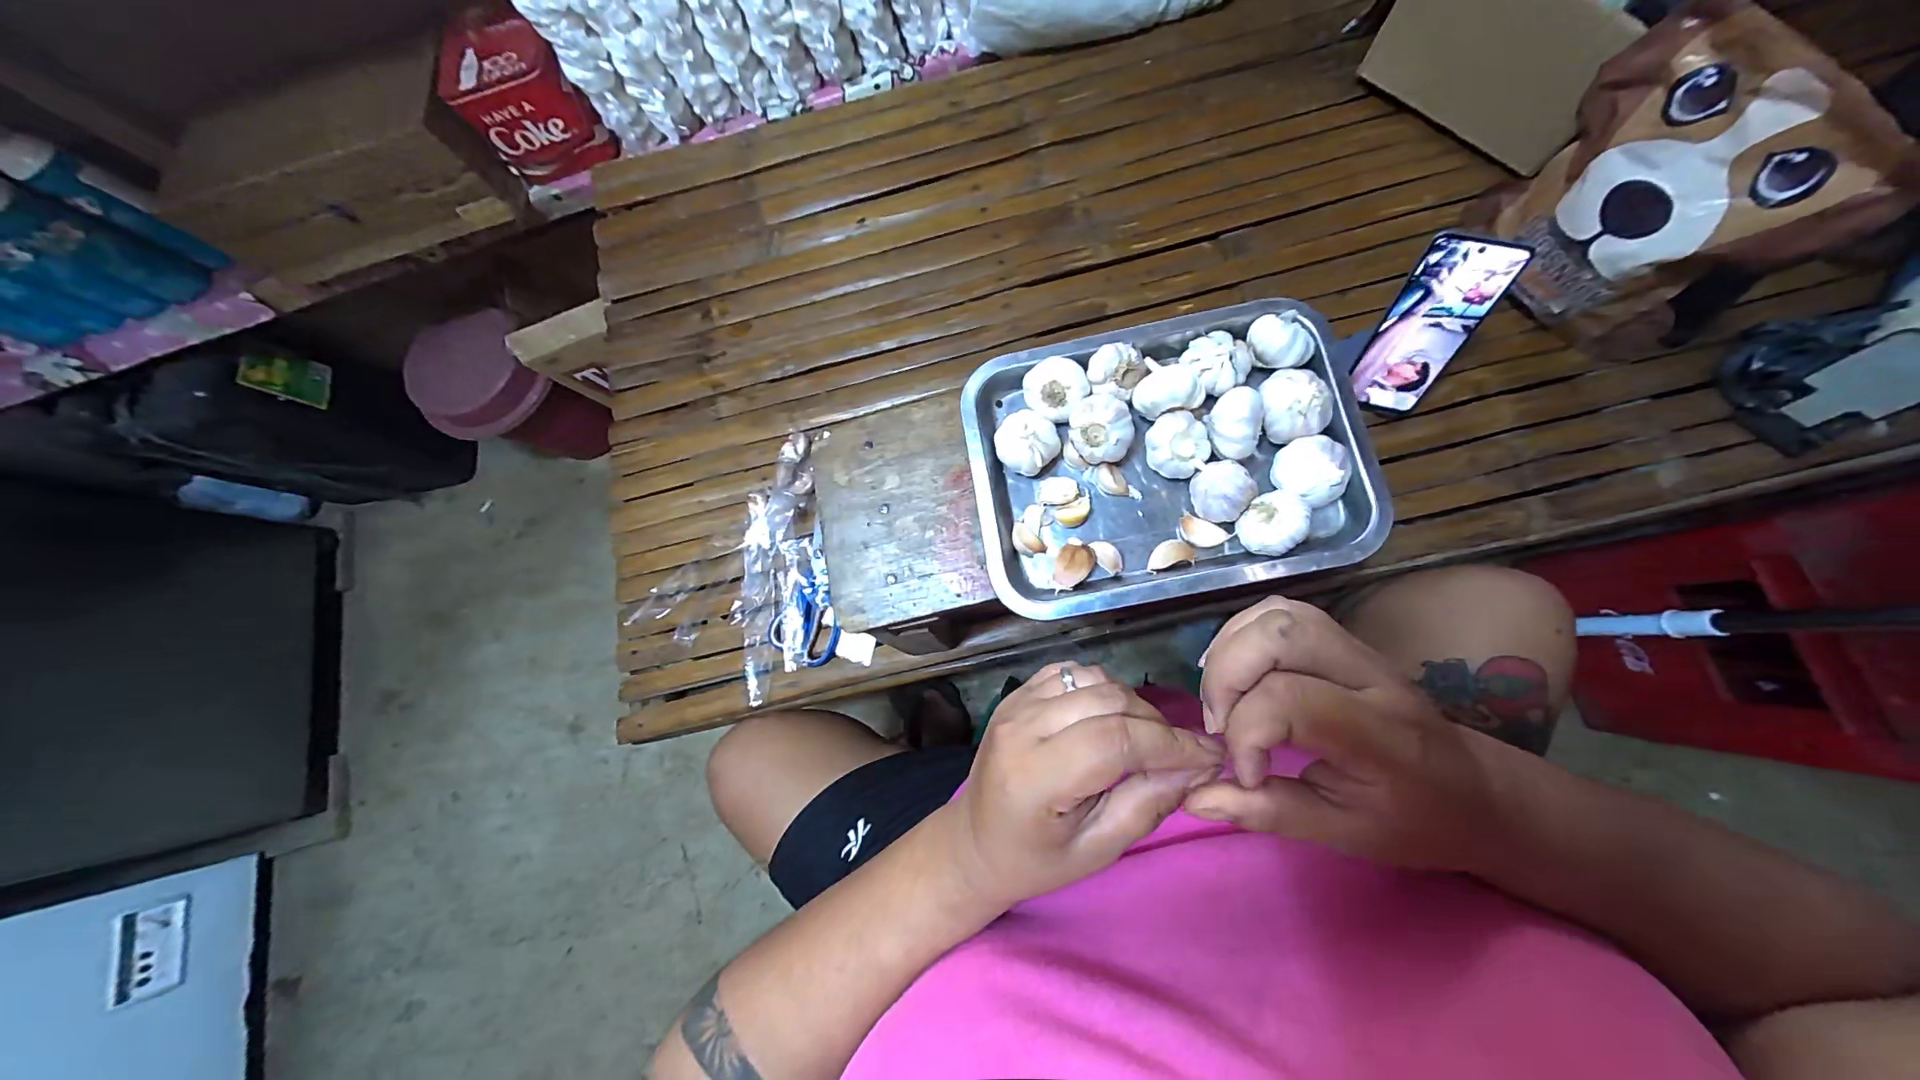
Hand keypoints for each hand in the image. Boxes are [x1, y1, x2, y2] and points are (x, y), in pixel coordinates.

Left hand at [947, 662, 1223, 909]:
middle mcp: (1020, 727)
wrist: (973, 842)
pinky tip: (1110, 717)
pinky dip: (1101, 687)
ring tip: (1145, 739)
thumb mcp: (1095, 851)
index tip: (1210, 757)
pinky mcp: (1015, 694)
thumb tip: (1196, 767)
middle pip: (1107, 701)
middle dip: (1156, 725)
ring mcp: (1014, 704)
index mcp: (1034, 776)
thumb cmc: (1034, 860)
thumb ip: (1145, 806)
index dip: (1169, 745)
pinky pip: (1071, 672)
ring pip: (1092, 679)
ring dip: (1131, 703)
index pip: (1114, 740)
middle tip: (1181, 755)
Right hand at [1185, 598, 1512, 873]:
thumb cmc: (1414, 821)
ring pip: (1277, 614)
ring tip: (1224, 699)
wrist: (1476, 790)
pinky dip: (1243, 635)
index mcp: (1378, 734)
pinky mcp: (1343, 639)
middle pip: (1280, 634)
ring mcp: (1358, 649)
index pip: (1287, 700)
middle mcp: (1369, 676)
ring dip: (1230, 650)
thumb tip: (1194, 799)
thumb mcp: (1346, 834)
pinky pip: (1282, 613)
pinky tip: (1236, 672)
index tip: (1247, 775)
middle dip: (1227, 676)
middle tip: (1220, 724)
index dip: (1246, 735)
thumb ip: (1269, 812)